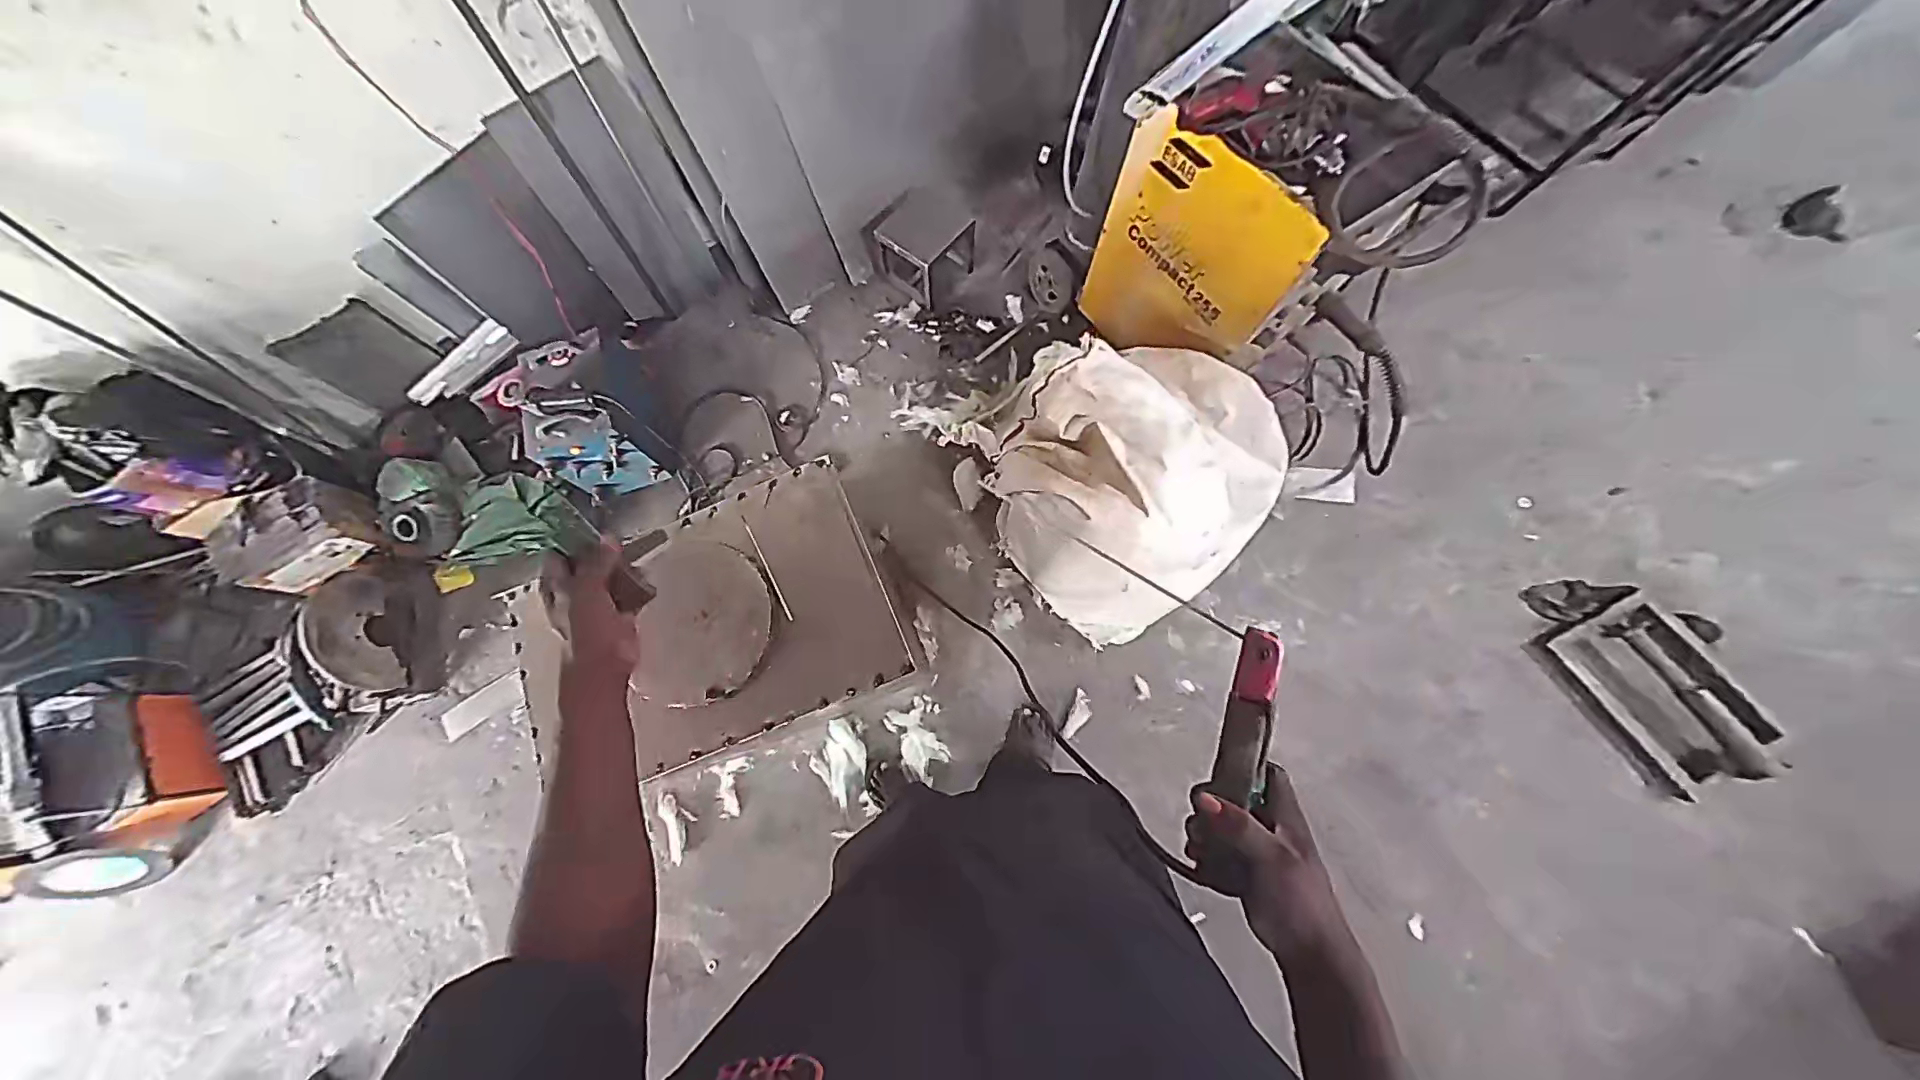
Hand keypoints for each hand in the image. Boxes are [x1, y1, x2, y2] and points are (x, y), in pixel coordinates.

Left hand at [541, 540, 640, 674]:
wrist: (605, 669)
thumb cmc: (590, 631)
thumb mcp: (589, 590)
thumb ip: (597, 564)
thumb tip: (607, 538)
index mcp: (557, 588)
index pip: (560, 557)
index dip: (575, 542)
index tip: (596, 529)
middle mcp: (571, 596)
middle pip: (586, 567)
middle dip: (603, 555)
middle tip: (622, 542)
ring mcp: (594, 607)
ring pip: (607, 581)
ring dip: (621, 571)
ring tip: (637, 558)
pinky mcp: (617, 619)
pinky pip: (626, 596)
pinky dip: (635, 588)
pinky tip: (646, 582)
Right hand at [1185, 762, 1349, 960]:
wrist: (1310, 956)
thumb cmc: (1301, 902)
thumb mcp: (1271, 856)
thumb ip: (1238, 825)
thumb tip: (1205, 797)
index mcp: (1285, 815)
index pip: (1267, 772)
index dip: (1244, 768)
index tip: (1220, 779)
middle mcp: (1270, 826)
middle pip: (1232, 797)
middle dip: (1210, 808)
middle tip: (1203, 826)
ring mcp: (1256, 849)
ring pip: (1220, 825)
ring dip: (1204, 834)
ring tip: (1201, 850)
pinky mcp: (1244, 871)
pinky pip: (1217, 852)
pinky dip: (1206, 856)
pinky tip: (1202, 866)